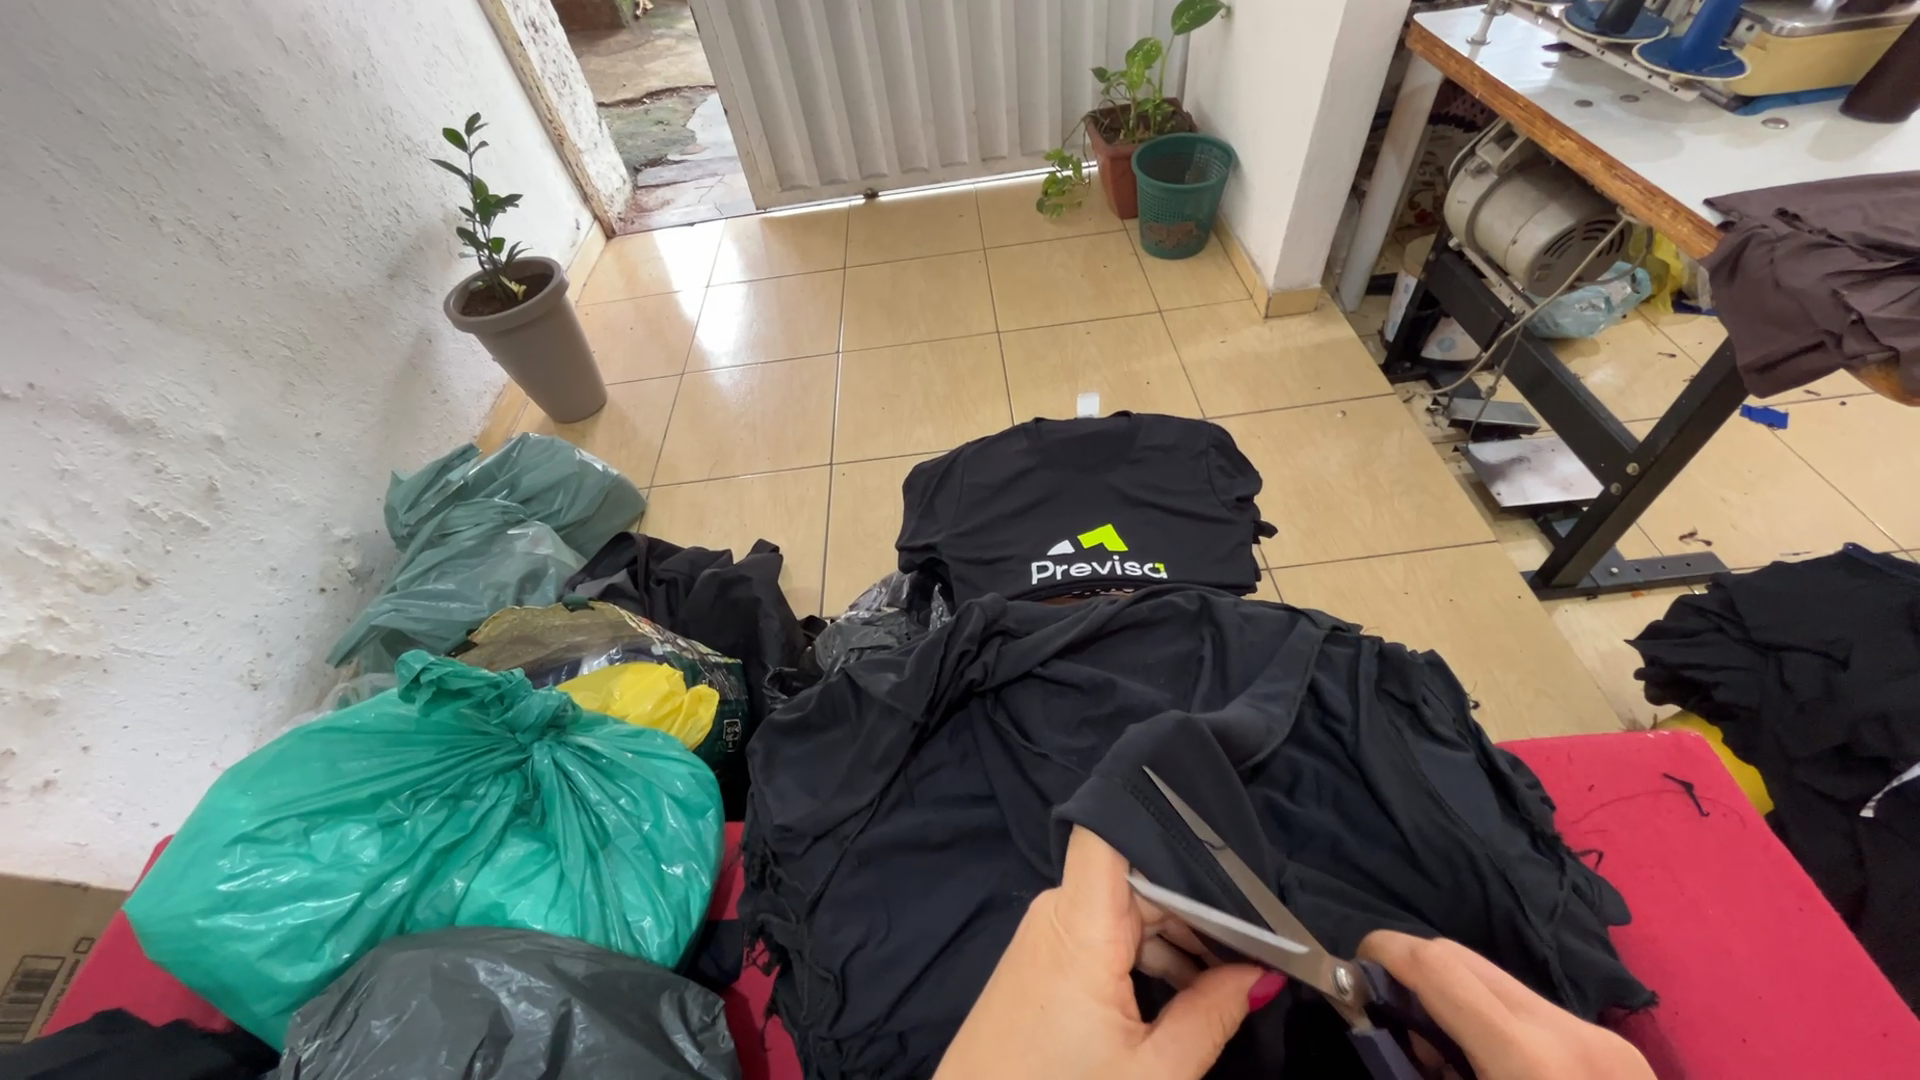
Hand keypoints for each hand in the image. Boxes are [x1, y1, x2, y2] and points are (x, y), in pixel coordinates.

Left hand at [933, 826, 1272, 1079]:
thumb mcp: (1153, 1074)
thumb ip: (1211, 1015)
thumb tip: (1262, 974)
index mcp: (1081, 922)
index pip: (1108, 830)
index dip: (1155, 812)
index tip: (1217, 833)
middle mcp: (1060, 910)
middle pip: (1136, 873)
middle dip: (1195, 900)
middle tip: (1256, 940)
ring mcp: (1048, 929)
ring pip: (1125, 904)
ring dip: (1175, 931)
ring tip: (1226, 978)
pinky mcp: (1045, 952)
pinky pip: (1104, 928)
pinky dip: (1145, 948)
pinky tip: (1183, 988)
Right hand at [1359, 930, 1653, 1079]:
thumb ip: (1419, 1072)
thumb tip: (1389, 1032)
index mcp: (1531, 1063)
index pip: (1434, 964)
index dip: (1381, 953)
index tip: (1352, 976)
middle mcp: (1571, 1035)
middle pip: (1458, 957)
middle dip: (1407, 970)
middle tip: (1387, 1017)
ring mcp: (1604, 1041)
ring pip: (1493, 978)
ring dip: (1448, 995)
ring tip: (1440, 1054)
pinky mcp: (1620, 1053)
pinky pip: (1529, 1007)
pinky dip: (1488, 1017)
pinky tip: (1488, 1066)